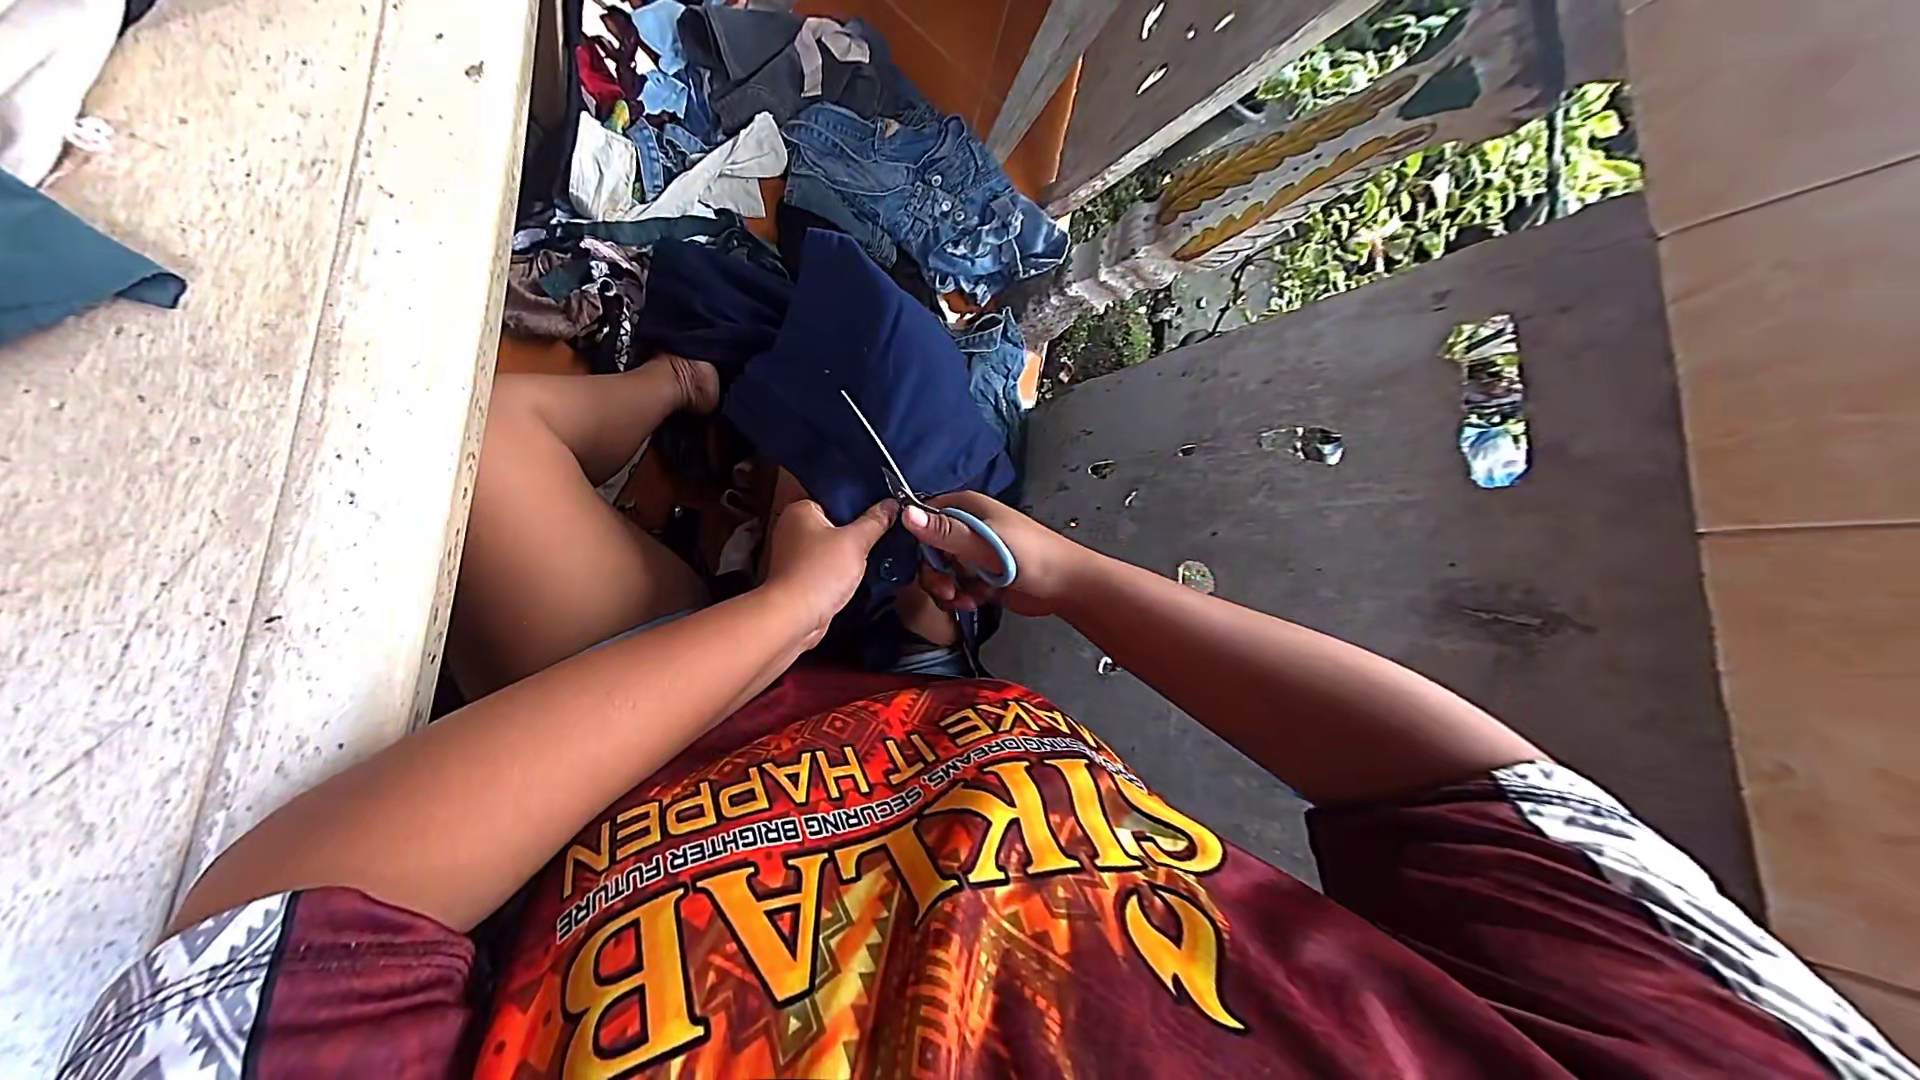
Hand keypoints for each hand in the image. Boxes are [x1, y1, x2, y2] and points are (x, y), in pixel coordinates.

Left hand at [763, 499, 896, 646]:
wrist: (795, 617)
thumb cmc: (817, 574)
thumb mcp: (856, 542)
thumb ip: (875, 521)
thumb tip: (891, 505)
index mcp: (801, 510)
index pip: (836, 498)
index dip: (861, 504)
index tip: (883, 510)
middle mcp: (793, 528)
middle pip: (836, 522)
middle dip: (858, 531)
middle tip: (882, 533)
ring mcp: (796, 554)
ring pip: (833, 545)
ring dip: (851, 552)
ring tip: (872, 554)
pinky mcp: (802, 576)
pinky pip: (829, 565)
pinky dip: (843, 569)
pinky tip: (859, 573)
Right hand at [902, 492, 1091, 616]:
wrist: (1067, 586)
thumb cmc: (1031, 557)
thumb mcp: (984, 544)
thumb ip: (945, 532)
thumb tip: (906, 514)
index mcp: (967, 509)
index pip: (925, 517)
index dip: (918, 540)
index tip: (922, 561)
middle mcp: (968, 528)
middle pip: (930, 549)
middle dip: (934, 573)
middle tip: (946, 590)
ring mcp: (975, 553)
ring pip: (942, 571)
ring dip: (947, 589)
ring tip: (962, 599)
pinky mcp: (982, 575)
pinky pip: (958, 586)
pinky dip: (961, 597)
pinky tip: (975, 602)